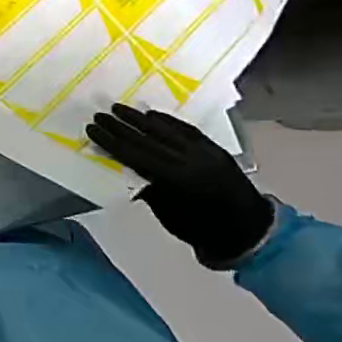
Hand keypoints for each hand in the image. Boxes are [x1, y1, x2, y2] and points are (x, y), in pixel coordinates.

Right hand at [85, 103, 272, 267]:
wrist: (248, 232)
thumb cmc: (201, 229)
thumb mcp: (167, 213)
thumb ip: (148, 187)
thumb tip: (125, 166)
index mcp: (177, 180)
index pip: (136, 154)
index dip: (112, 141)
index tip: (93, 129)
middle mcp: (191, 160)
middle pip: (147, 139)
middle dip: (120, 126)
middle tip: (99, 116)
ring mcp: (205, 152)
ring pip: (167, 130)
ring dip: (140, 118)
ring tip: (119, 108)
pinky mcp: (214, 148)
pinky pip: (187, 129)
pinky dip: (167, 121)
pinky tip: (151, 114)